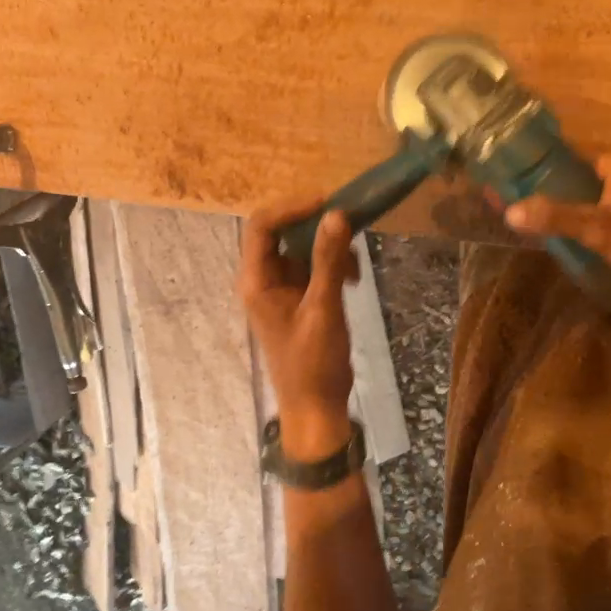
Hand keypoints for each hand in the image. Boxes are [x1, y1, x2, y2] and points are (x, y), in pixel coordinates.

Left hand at [239, 197, 357, 458]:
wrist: (317, 409)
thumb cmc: (313, 364)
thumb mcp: (324, 309)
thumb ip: (328, 261)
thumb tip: (337, 214)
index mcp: (255, 281)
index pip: (260, 226)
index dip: (290, 207)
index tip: (325, 201)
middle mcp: (263, 279)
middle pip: (279, 231)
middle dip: (312, 223)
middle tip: (346, 219)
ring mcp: (281, 287)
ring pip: (299, 246)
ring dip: (327, 245)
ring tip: (354, 261)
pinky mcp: (300, 296)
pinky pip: (312, 264)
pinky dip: (332, 262)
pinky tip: (353, 277)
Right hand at [504, 152, 610, 307]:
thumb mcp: (598, 231)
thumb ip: (555, 218)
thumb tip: (509, 210)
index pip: (571, 149)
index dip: (542, 161)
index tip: (515, 174)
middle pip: (586, 167)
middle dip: (558, 182)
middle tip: (528, 199)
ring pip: (604, 185)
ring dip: (580, 197)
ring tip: (551, 216)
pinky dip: (601, 208)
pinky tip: (590, 229)